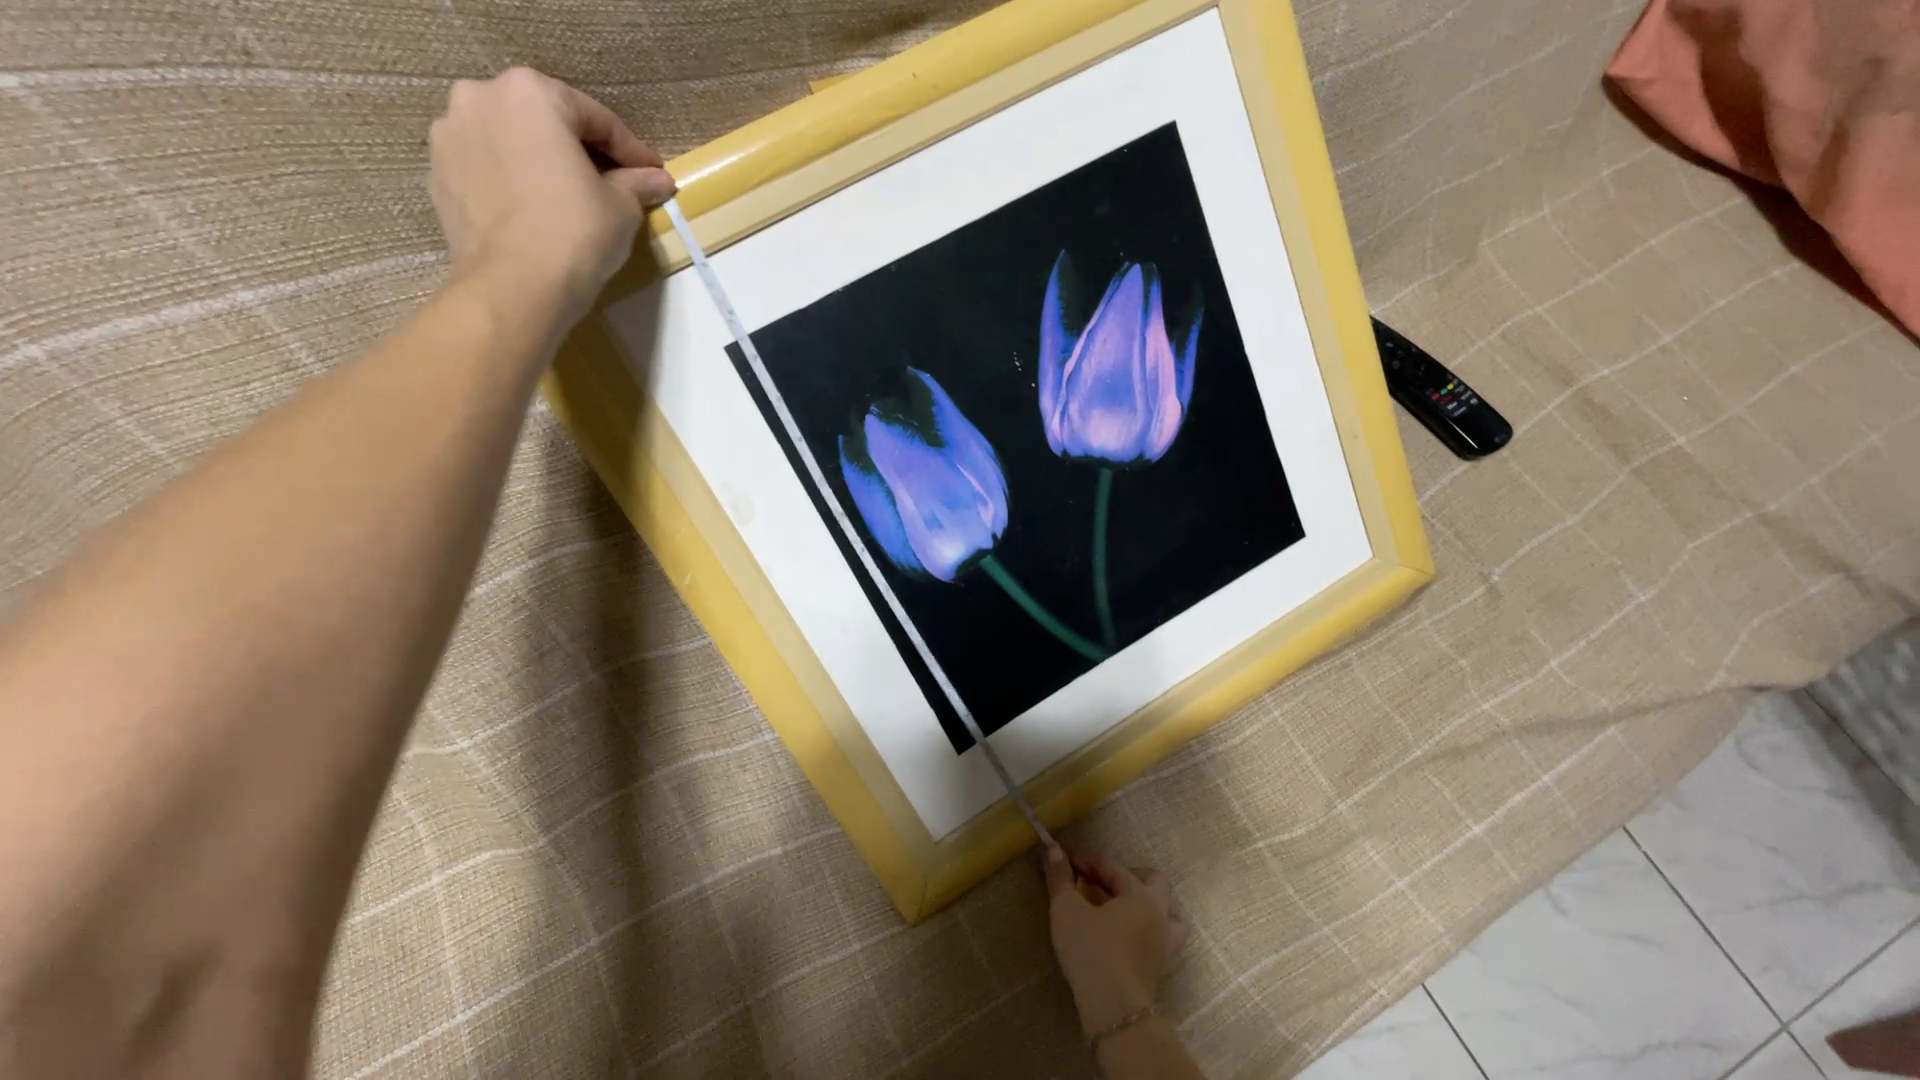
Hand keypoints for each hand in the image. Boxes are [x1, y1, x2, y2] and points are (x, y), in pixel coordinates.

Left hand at [427, 67, 674, 320]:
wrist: (515, 286)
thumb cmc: (576, 232)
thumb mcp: (621, 207)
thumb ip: (636, 183)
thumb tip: (659, 180)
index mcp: (531, 93)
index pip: (595, 119)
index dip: (631, 150)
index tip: (652, 172)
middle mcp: (481, 99)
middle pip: (546, 121)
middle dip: (579, 149)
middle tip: (612, 182)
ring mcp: (450, 136)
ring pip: (510, 142)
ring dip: (540, 162)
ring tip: (568, 196)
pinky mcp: (437, 176)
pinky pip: (487, 170)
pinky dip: (512, 183)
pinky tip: (535, 211)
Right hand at [1042, 843, 1189, 1034]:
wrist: (1114, 1008)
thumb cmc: (1091, 951)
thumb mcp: (1067, 910)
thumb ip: (1060, 877)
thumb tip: (1052, 848)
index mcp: (1141, 896)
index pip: (1113, 867)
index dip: (1086, 859)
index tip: (1064, 856)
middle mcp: (1161, 914)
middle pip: (1154, 882)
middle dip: (1128, 875)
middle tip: (1100, 879)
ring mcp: (1167, 943)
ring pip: (1171, 913)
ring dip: (1151, 904)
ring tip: (1128, 907)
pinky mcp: (1163, 968)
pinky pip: (1167, 942)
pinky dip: (1154, 934)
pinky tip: (1138, 939)